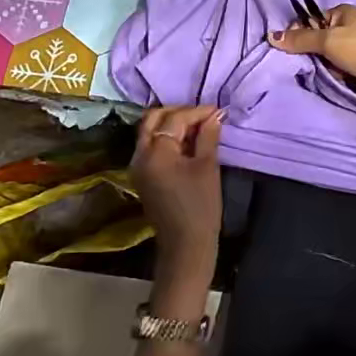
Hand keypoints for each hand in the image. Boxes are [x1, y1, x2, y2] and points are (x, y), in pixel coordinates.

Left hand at [130, 105, 224, 290]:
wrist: (186, 245)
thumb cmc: (200, 207)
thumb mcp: (207, 167)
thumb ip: (208, 136)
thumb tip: (214, 115)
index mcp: (155, 152)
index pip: (174, 119)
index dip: (196, 112)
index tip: (217, 110)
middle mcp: (139, 154)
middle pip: (153, 119)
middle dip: (178, 112)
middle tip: (204, 115)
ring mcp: (137, 165)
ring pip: (149, 131)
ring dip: (171, 123)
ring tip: (199, 126)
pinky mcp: (142, 175)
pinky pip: (151, 146)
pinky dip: (167, 138)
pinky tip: (188, 141)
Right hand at [267, 4, 355, 113]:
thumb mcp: (328, 39)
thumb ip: (300, 39)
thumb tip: (270, 36)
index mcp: (342, 14)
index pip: (311, 20)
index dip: (297, 31)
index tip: (285, 45)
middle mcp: (347, 30)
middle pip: (315, 40)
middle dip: (306, 52)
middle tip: (297, 61)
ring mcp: (351, 53)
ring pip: (322, 59)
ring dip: (318, 67)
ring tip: (317, 72)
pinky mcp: (355, 72)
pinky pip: (333, 73)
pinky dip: (329, 77)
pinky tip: (327, 80)